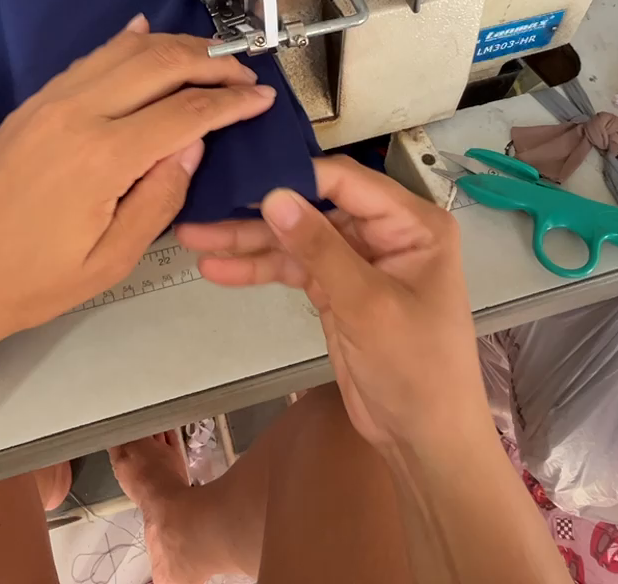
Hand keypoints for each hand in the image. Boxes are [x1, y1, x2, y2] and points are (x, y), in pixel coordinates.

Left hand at [0, 17, 276, 348]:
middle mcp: (77, 112)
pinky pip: (88, 59)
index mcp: (103, 156)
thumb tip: (194, 145)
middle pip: (159, 63)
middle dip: (211, 62)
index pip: (187, 111)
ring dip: (173, 46)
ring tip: (210, 56)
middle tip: (244, 73)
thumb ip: (161, 197)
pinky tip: (142, 32)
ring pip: (123, 51)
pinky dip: (123, 43)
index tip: (263, 98)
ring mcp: (48, 101)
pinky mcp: (31, 103)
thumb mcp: (112, 261)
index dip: (232, 101)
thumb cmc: (32, 282)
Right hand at [177, 156, 493, 457]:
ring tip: (194, 237)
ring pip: (295, 237)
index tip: (243, 176)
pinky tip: (217, 268)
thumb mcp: (366, 303)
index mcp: (412, 223)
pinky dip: (257, 269)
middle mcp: (385, 231)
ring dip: (248, 241)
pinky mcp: (335, 287)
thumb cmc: (415, 368)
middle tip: (205, 205)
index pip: (345, 182)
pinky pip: (292, 267)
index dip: (295, 175)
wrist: (423, 441)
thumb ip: (318, 247)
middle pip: (313, 207)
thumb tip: (273, 195)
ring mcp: (357, 259)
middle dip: (259, 212)